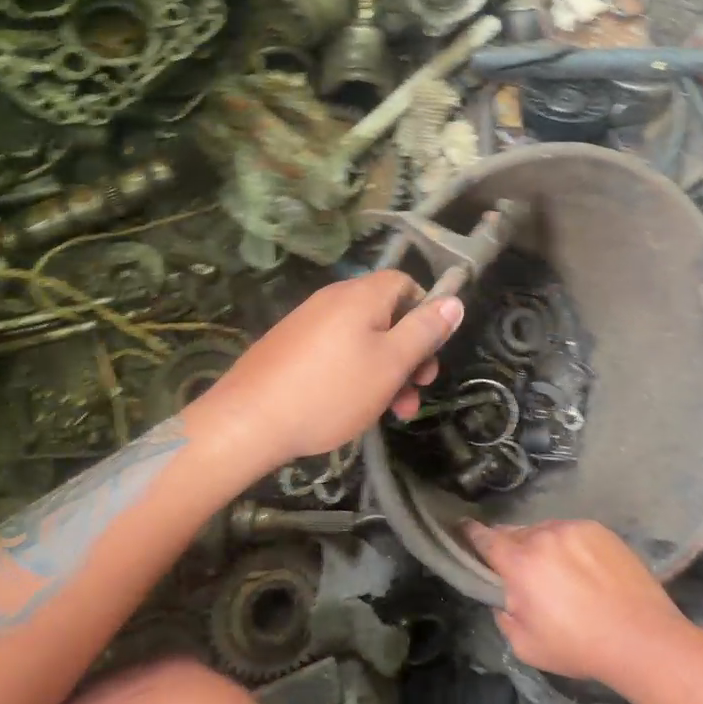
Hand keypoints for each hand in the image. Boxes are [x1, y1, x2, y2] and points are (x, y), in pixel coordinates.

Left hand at [184, 271, 463, 468]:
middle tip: (417, 392)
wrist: (248, 421)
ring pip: (362, 339)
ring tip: (393, 413)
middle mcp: (333, 299)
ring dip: (385, 371)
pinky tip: (355, 408)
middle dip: (409, 352)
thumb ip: (424, 331)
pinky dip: (354, 374)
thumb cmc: (331, 391)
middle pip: (386, 313)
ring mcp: (308, 323)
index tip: (430, 353)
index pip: (405, 282)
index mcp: (361, 295)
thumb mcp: (390, 364)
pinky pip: (336, 351)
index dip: (426, 313)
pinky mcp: (290, 347)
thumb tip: (454, 300)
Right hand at [463, 520, 685, 683]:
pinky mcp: (600, 530)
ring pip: (545, 532)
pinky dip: (569, 546)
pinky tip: (583, 570)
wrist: (641, 637)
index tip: (463, 529)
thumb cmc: (579, 646)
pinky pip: (572, 533)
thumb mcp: (526, 646)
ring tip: (558, 574)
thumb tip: (505, 598)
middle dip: (512, 549)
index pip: (485, 539)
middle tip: (521, 571)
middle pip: (515, 534)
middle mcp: (544, 537)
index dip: (471, 534)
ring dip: (542, 547)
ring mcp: (574, 529)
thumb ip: (504, 616)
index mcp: (520, 564)